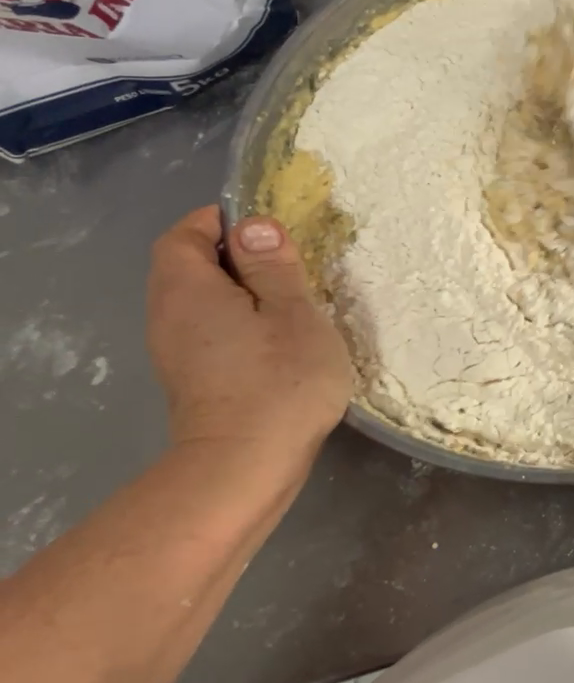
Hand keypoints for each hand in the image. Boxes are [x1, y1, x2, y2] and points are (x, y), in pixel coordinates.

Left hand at [145, 207, 353, 464]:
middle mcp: (169, 315)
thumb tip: (255, 226)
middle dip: (234, 253)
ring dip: (241, 287)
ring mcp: (177, 349)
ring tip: (293, 295)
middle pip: (187, 266)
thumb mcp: (293, 312)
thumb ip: (273, 267)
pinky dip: (240, 315)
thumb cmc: (280, 378)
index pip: (184, 237)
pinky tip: (279, 332)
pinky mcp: (194, 374)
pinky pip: (209, 325)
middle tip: (292, 258)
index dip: (220, 221)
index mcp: (188, 291)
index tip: (271, 225)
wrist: (247, 461)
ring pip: (200, 298)